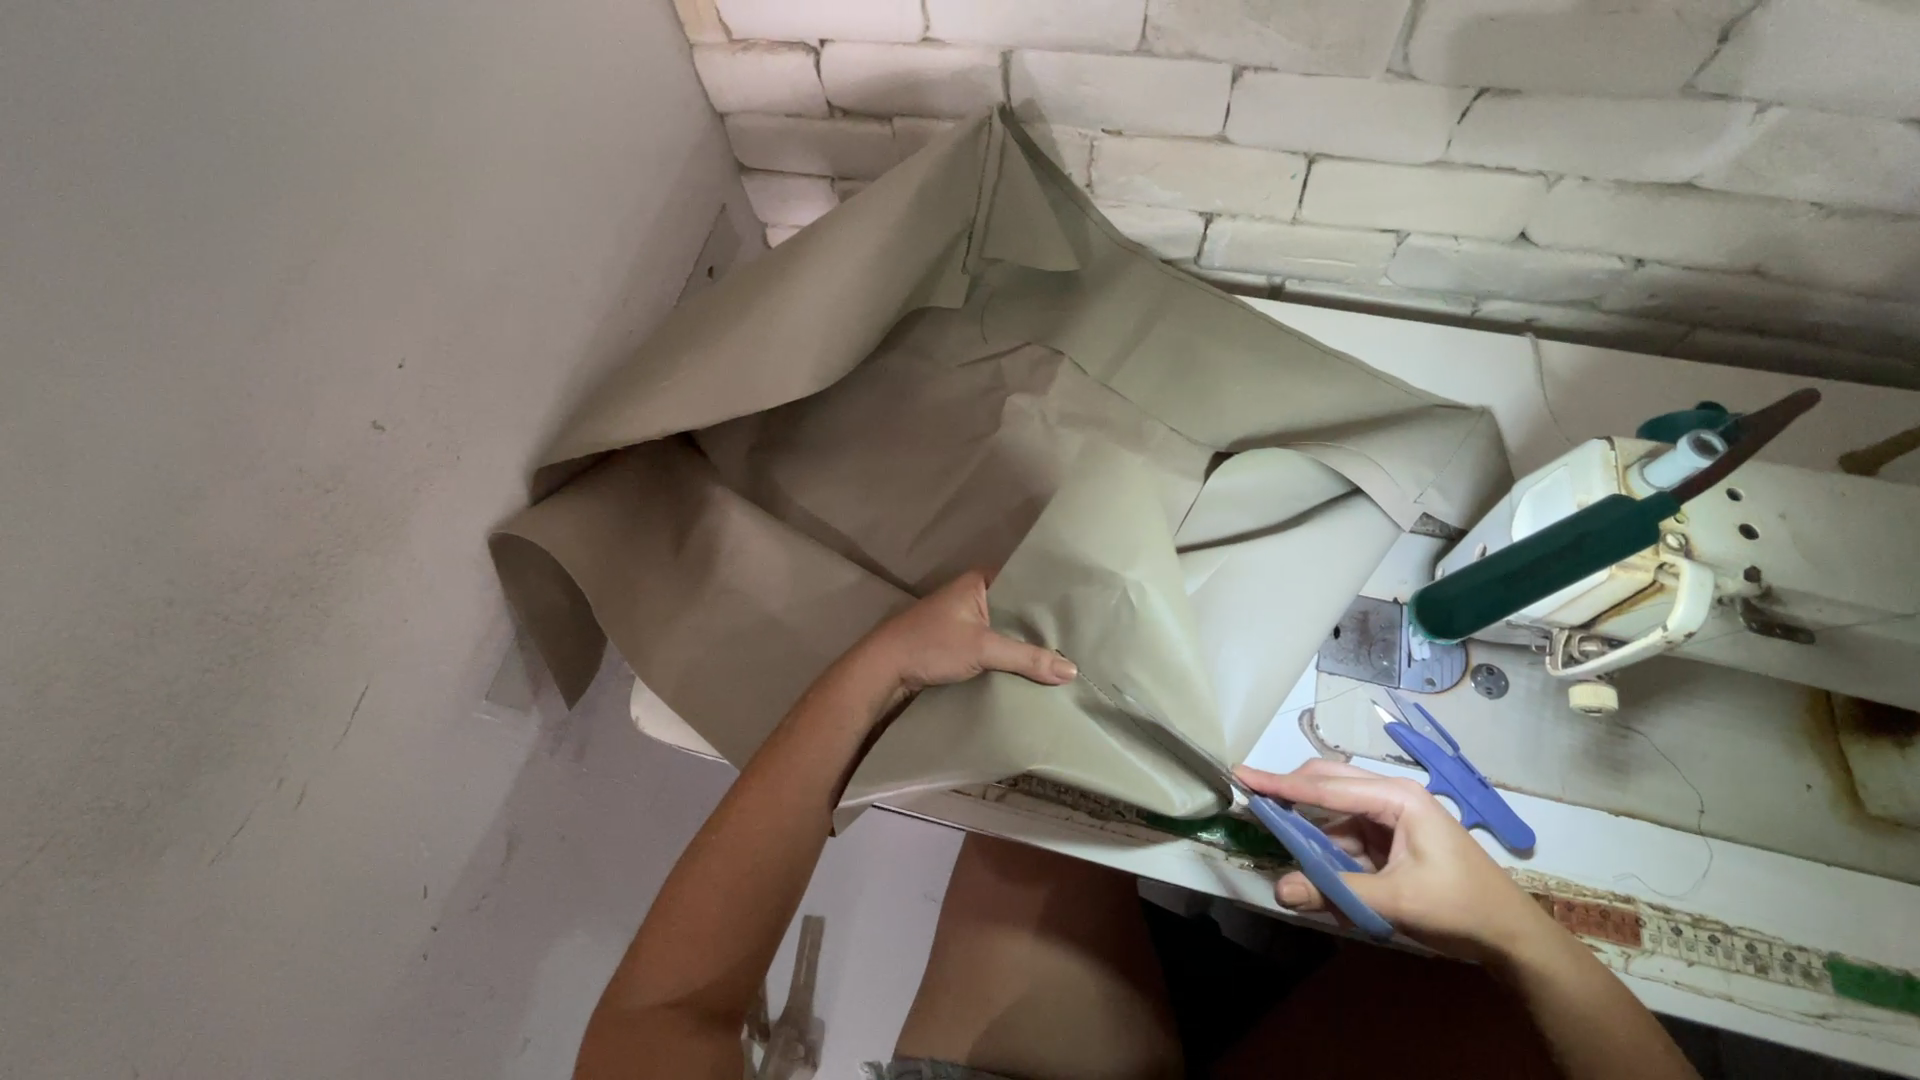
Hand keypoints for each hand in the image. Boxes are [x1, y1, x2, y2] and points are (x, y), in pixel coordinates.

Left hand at [851, 569, 1077, 708]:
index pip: (1025, 580)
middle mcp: (974, 594)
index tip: (1082, 610)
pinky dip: (1010, 656)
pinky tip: (1035, 668)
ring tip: (1067, 654)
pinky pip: (995, 645)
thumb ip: (1027, 659)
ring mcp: (966, 620)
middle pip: (1017, 608)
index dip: (1051, 595)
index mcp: (979, 581)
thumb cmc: (930, 645)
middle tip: (1081, 637)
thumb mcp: (982, 649)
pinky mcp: (960, 643)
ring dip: (1026, 643)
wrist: (883, 670)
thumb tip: (1072, 671)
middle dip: (1042, 624)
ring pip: (1006, 629)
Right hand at [1233, 759, 1556, 962]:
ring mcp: (1390, 817)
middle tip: (1249, 799)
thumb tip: (1280, 890)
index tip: (1242, 775)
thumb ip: (1336, 892)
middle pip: (1326, 785)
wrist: (1513, 937)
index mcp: (1397, 798)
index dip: (1280, 783)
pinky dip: (1325, 850)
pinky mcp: (1389, 839)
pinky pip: (1345, 836)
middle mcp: (1391, 797)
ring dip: (1308, 831)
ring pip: (1332, 813)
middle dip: (1289, 794)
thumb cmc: (1462, 908)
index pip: (1326, 786)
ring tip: (1277, 841)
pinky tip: (1314, 868)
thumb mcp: (1397, 902)